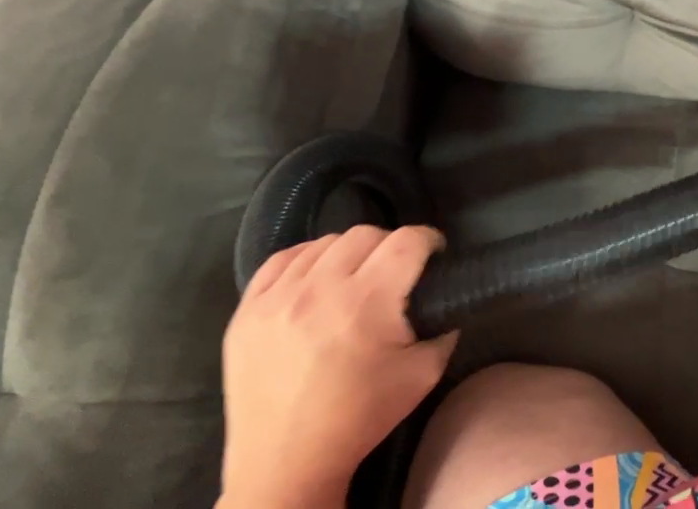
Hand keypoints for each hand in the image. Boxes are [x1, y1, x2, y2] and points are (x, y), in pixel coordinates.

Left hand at [218, 225, 458, 508]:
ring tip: (354, 278)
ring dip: (348, 253)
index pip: (408, 240)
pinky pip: (281, 260)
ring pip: (325, 243)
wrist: (286, 464)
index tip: (434, 255)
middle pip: (366, 234)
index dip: (429, 241)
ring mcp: (276, 298)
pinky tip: (316, 280)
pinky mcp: (246, 311)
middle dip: (390, 246)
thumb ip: (446, 327)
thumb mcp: (424, 373)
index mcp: (367, 302)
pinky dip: (306, 260)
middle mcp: (319, 289)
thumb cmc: (360, 417)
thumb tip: (451, 298)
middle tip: (396, 273)